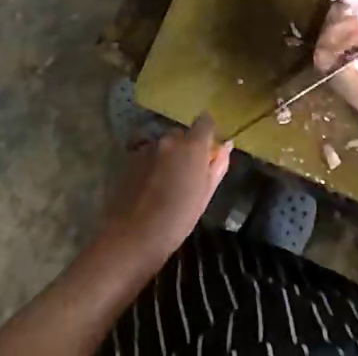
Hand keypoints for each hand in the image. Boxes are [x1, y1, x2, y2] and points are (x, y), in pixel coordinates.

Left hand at [98, 114, 232, 260]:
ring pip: (164, 145)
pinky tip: (150, 186)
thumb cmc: (178, 218)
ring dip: (168, 156)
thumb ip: (218, 165)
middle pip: (182, 134)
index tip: (209, 149)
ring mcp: (149, 147)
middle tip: (187, 173)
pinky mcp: (131, 157)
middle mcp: (170, 139)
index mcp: (193, 146)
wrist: (134, 236)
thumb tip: (226, 145)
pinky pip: (148, 153)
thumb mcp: (205, 194)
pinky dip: (152, 163)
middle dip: (186, 147)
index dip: (208, 132)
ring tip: (166, 183)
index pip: (205, 121)